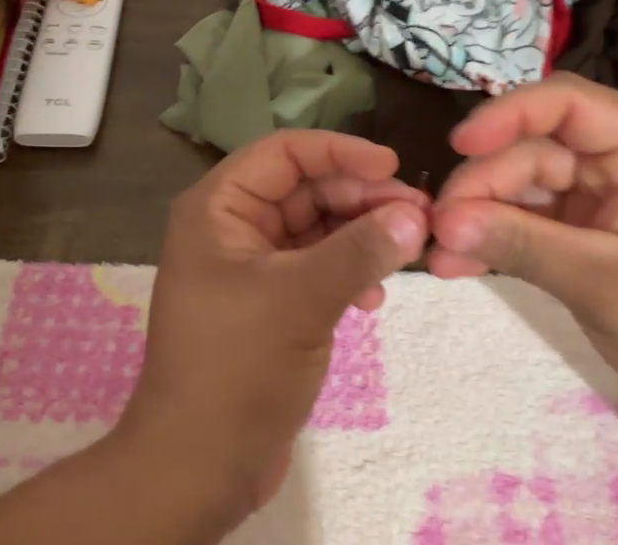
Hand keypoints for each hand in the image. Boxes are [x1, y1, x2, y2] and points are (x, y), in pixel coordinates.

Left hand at [115, 130, 430, 521]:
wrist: (198, 466)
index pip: (284, 153)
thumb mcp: (301, 299)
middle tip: (419, 216)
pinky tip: (373, 297)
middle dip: (360, 198)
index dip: (340, 152)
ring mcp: (250, 267)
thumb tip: (415, 215)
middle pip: (305, 188)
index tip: (394, 167)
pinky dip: (347, 272)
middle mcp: (231, 227)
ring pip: (315, 228)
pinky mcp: (269, 303)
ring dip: (360, 236)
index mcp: (218, 208)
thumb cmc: (237, 367)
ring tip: (408, 254)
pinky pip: (315, 266)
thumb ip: (359, 250)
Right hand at [428, 74, 617, 438]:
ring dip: (480, 215)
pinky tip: (459, 264)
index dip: (510, 113)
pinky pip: (529, 220)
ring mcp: (601, 196)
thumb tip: (443, 221)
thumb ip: (522, 245)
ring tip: (440, 253)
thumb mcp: (602, 284)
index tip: (459, 145)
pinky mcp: (584, 230)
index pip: (570, 103)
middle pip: (536, 147)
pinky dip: (496, 238)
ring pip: (524, 184)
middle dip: (485, 183)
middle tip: (438, 226)